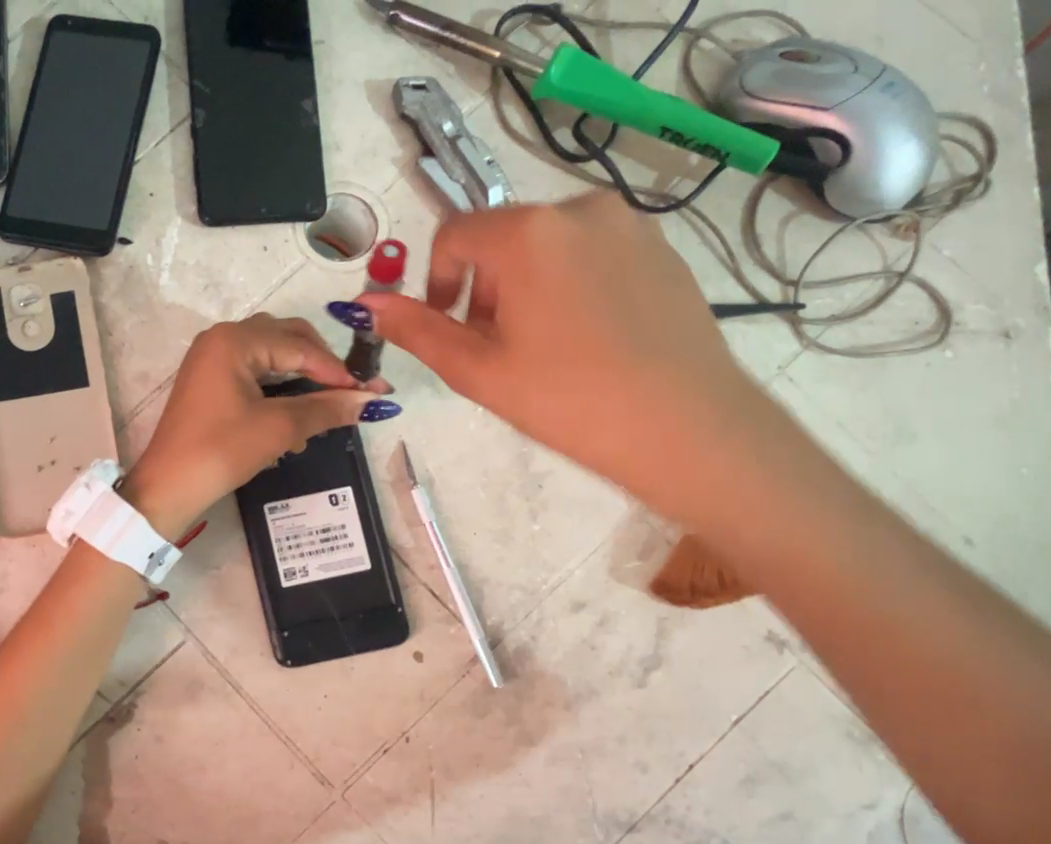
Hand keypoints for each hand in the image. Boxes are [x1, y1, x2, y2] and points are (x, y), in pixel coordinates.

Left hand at [122, 313, 396, 535]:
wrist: (168, 488)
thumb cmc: (221, 451)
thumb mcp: (278, 429)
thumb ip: (325, 409)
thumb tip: (370, 401)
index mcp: (235, 340)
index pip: (300, 345)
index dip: (337, 370)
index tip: (369, 392)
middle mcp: (221, 339)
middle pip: (286, 339)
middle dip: (319, 368)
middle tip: (347, 397)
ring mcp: (211, 360)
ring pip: (271, 357)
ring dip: (300, 380)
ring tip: (321, 412)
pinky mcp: (209, 383)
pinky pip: (254, 374)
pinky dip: (277, 391)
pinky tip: (293, 422)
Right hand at [359, 193, 798, 525]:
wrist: (685, 426)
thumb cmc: (567, 399)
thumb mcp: (477, 369)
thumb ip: (416, 330)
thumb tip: (365, 304)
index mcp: (528, 232)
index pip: (453, 236)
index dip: (436, 282)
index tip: (447, 330)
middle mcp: (580, 209)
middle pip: (502, 239)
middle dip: (484, 289)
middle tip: (495, 349)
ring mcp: (630, 226)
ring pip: (547, 247)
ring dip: (525, 288)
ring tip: (541, 349)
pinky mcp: (661, 250)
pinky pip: (592, 255)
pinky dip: (570, 287)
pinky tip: (585, 343)